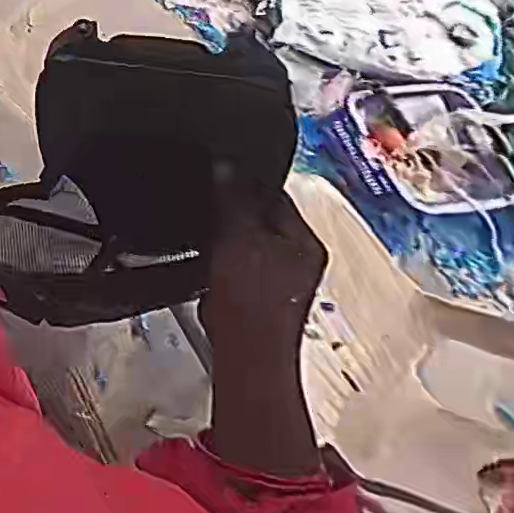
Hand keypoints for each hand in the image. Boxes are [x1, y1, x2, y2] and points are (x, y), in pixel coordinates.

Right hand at [200, 178, 326, 362]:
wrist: (245, 347)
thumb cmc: (251, 295)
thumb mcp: (237, 236)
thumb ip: (233, 199)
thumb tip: (225, 166)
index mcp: (306, 242)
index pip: (276, 195)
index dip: (246, 180)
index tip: (218, 171)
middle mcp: (300, 258)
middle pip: (263, 217)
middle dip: (236, 206)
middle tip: (208, 197)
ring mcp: (280, 277)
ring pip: (250, 238)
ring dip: (228, 230)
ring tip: (206, 225)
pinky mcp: (257, 291)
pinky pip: (239, 257)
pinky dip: (224, 252)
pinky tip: (208, 254)